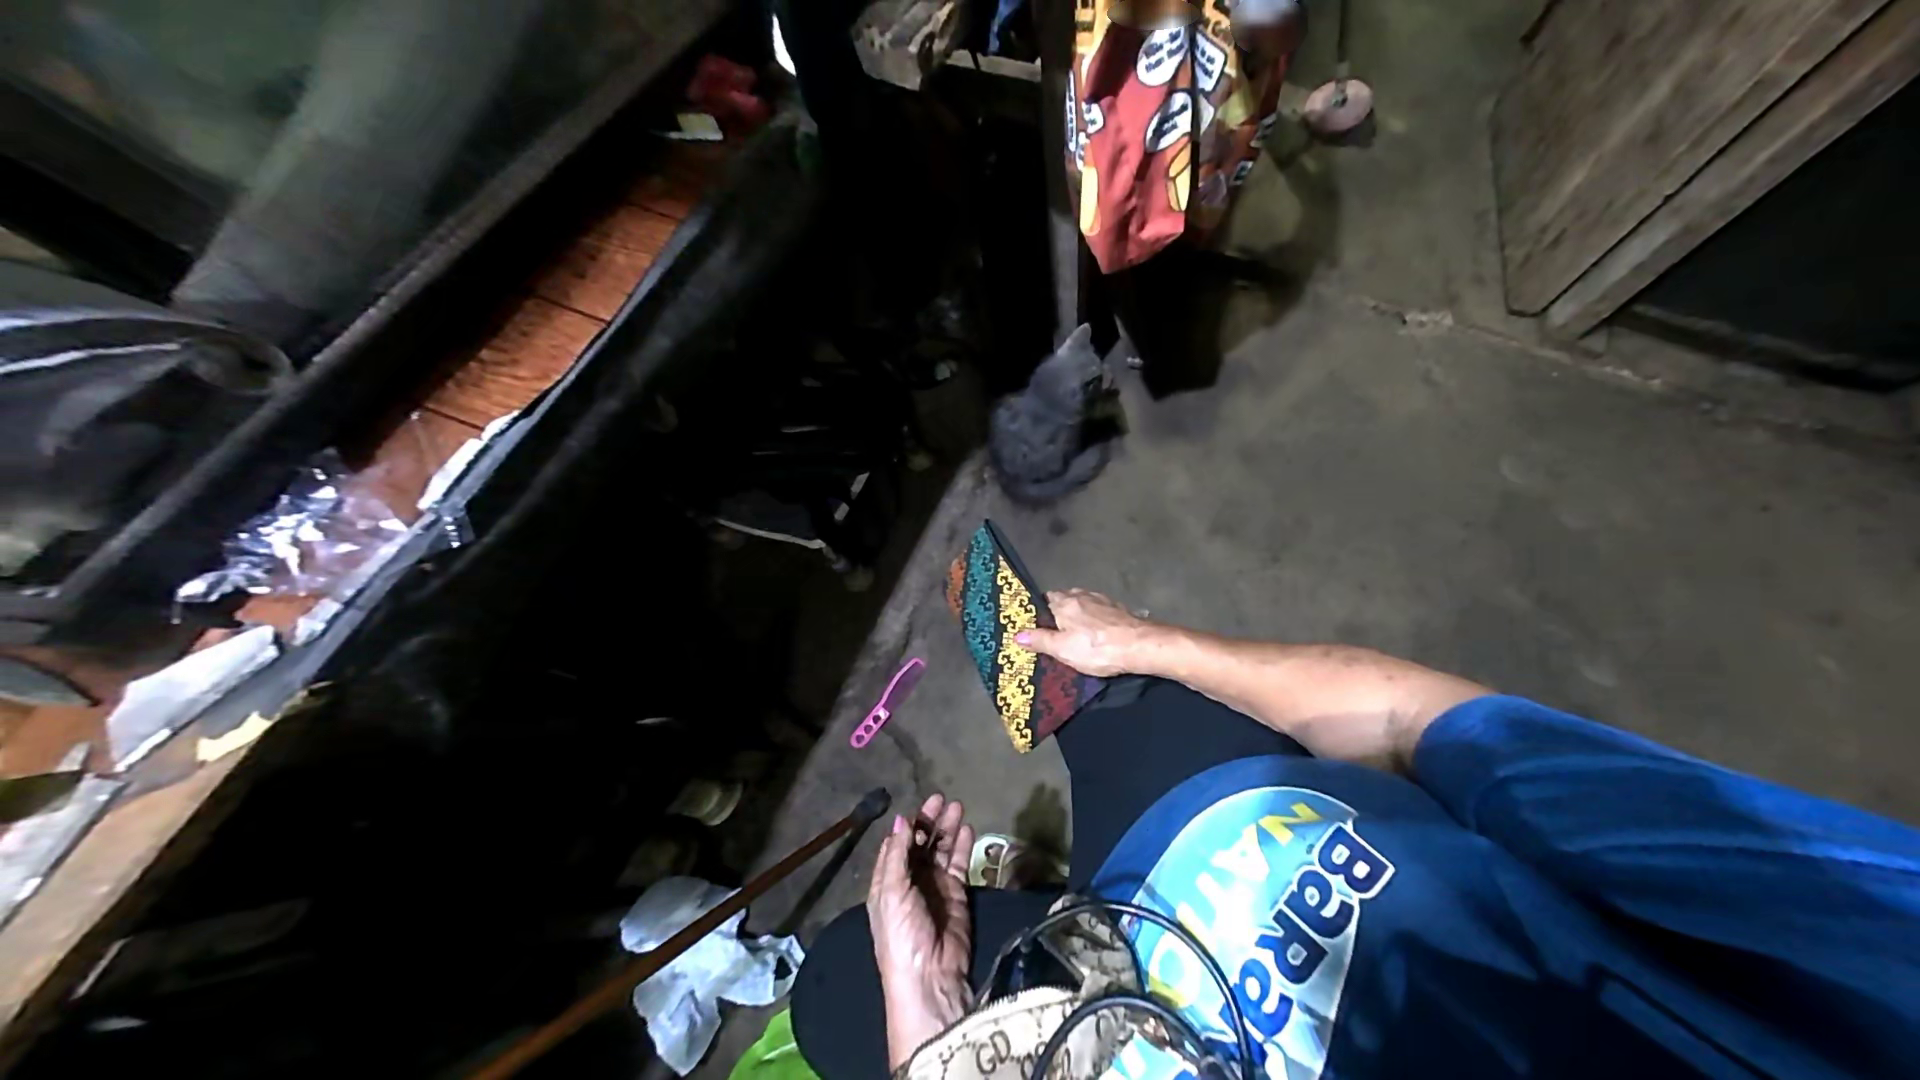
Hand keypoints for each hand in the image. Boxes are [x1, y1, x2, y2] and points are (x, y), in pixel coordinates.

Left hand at [869, 794, 974, 1069]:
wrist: (931, 978)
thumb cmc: (902, 934)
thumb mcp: (891, 892)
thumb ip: (897, 854)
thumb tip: (901, 819)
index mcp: (886, 881)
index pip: (896, 845)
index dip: (907, 826)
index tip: (919, 809)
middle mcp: (909, 881)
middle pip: (920, 843)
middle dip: (929, 821)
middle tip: (941, 798)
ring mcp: (934, 887)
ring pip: (940, 849)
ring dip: (947, 828)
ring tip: (957, 806)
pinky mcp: (956, 894)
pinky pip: (958, 863)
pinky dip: (961, 845)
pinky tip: (966, 828)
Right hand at [1016, 589, 1156, 675]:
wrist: (1140, 646)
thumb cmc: (1096, 648)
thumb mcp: (1062, 649)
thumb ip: (1039, 640)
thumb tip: (1016, 634)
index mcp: (1064, 603)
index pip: (1045, 598)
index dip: (1039, 609)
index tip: (1036, 621)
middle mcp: (1082, 596)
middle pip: (1065, 598)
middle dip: (1059, 610)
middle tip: (1055, 629)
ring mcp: (1103, 600)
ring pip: (1084, 602)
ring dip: (1079, 612)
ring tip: (1075, 629)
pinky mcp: (1119, 609)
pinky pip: (1101, 610)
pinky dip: (1095, 617)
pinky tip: (1099, 629)